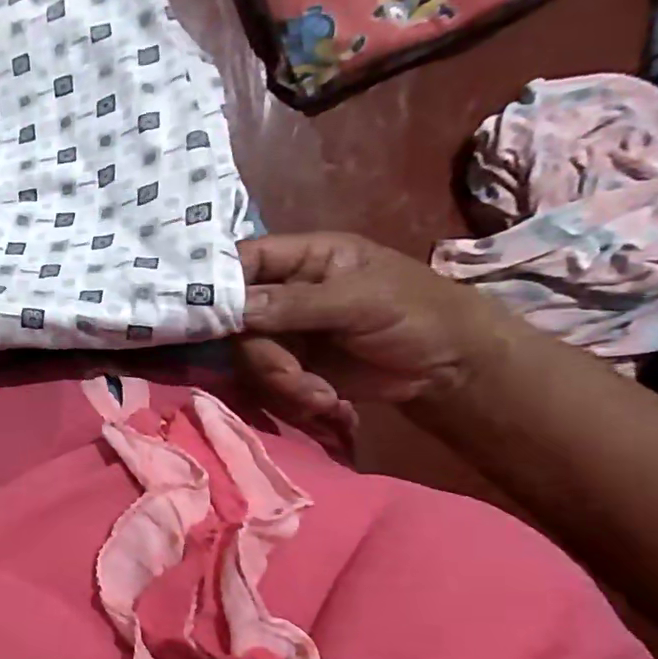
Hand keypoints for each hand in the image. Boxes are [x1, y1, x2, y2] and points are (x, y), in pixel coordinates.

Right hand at [232, 232, 515, 404]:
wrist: (451, 368)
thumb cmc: (418, 312)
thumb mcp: (362, 301)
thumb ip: (296, 303)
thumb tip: (235, 307)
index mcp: (302, 258)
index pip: (242, 260)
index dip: (217, 283)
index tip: (206, 315)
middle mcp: (283, 291)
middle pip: (237, 318)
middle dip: (261, 353)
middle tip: (289, 375)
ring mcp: (284, 330)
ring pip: (249, 355)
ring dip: (279, 380)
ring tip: (317, 396)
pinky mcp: (291, 365)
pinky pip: (266, 380)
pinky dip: (290, 395)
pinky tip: (323, 400)